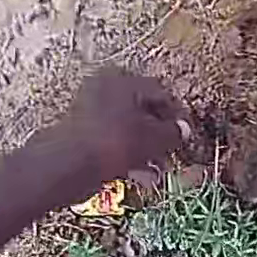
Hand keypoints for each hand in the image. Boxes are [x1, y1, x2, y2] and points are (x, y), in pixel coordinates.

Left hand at [32, 68, 189, 185]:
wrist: (69, 164)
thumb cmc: (116, 142)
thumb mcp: (152, 138)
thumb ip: (172, 133)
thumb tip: (184, 131)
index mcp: (124, 80)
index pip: (161, 92)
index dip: (178, 116)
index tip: (186, 135)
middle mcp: (106, 88)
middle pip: (144, 111)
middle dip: (161, 137)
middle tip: (172, 155)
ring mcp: (91, 110)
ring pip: (129, 129)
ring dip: (147, 150)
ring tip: (159, 171)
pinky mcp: (82, 133)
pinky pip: (114, 141)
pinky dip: (128, 156)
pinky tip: (140, 176)